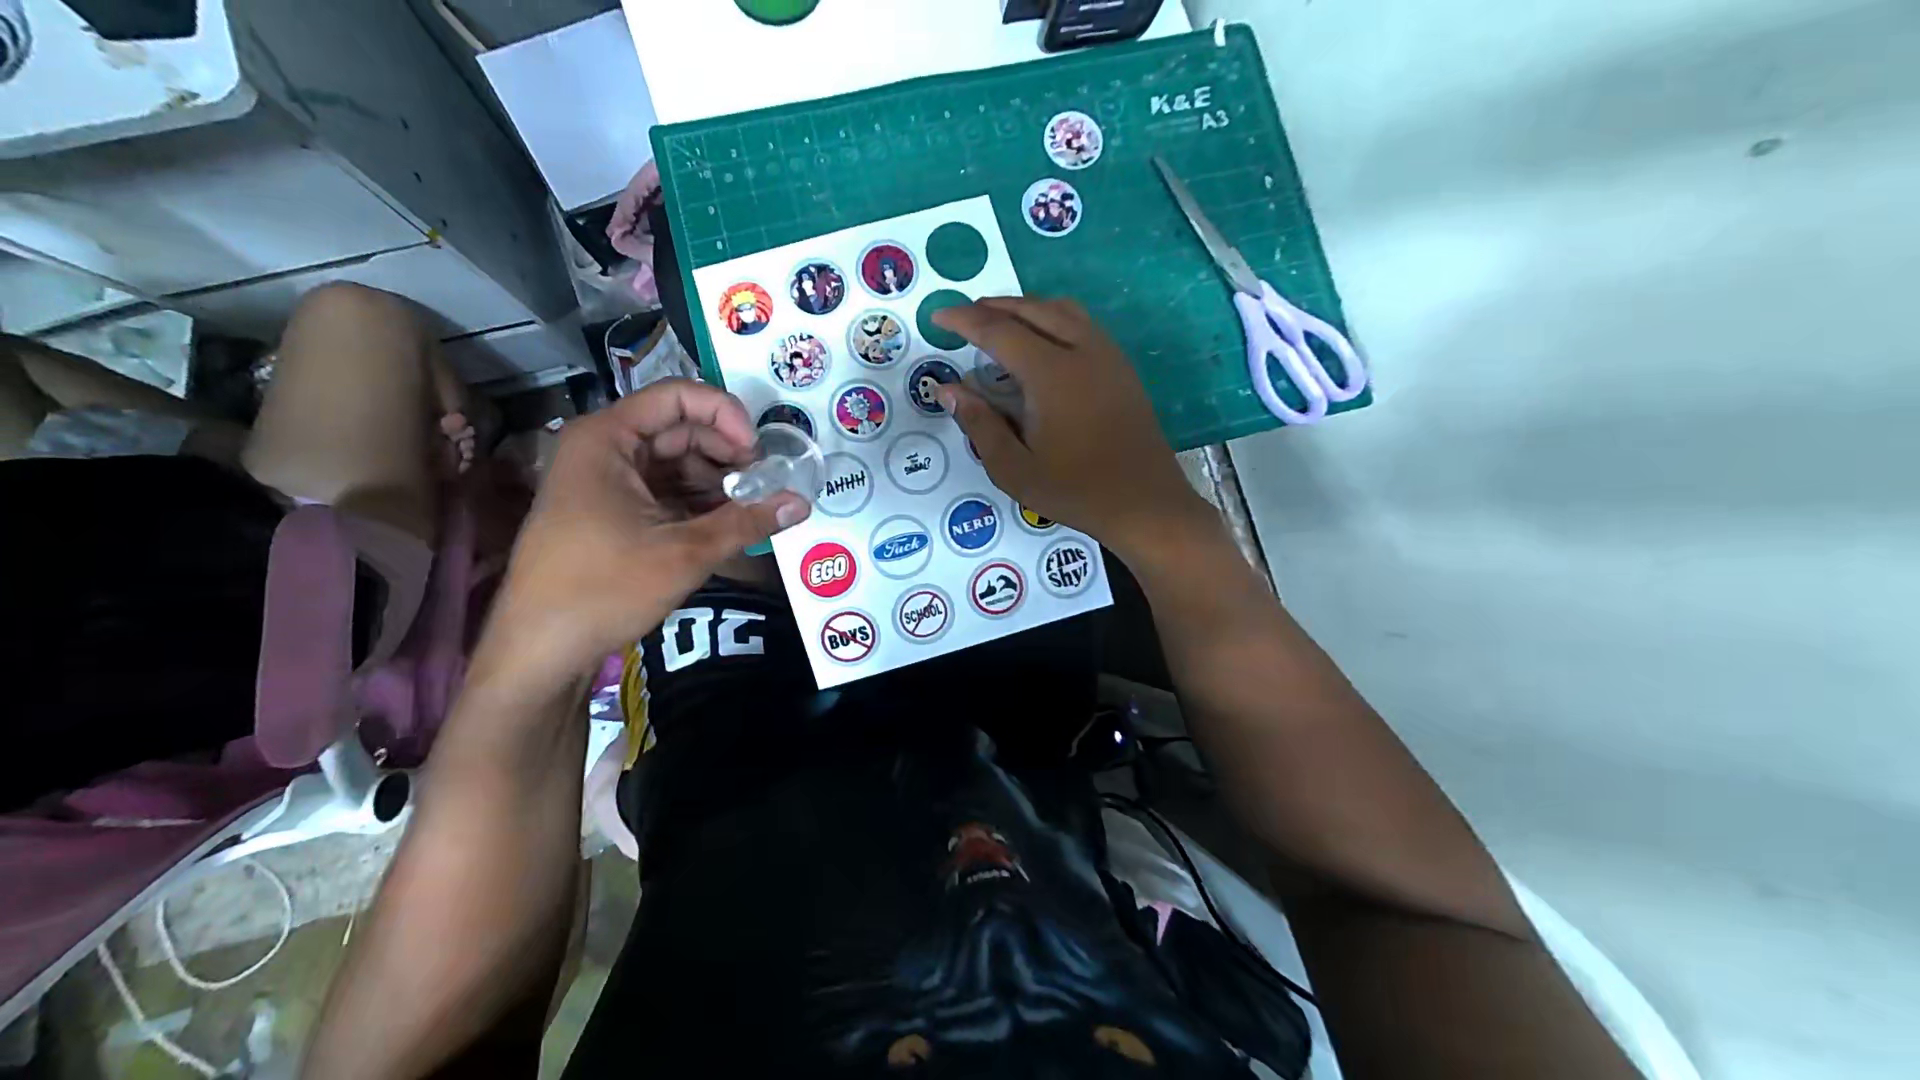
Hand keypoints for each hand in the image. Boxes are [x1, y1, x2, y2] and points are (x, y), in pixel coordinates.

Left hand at [473, 379, 808, 691]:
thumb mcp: (684, 553)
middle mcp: (603, 449)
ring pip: (676, 463)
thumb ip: (747, 522)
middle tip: (765, 485)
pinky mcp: (611, 511)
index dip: (726, 415)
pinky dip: (698, 502)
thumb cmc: (603, 588)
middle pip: (680, 429)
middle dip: (727, 454)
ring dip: (717, 482)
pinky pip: (664, 491)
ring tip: (752, 510)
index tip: (758, 454)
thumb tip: (802, 503)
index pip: (678, 396)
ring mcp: (605, 481)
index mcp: (607, 439)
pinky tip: (727, 524)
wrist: (540, 650)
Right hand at [931, 298, 1211, 558]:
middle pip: (1033, 309)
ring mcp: (1108, 357)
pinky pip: (1083, 324)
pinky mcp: (1123, 369)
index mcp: (1052, 374)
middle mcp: (1083, 352)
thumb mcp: (1015, 469)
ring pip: (1063, 310)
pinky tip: (1043, 341)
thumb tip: (948, 389)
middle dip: (995, 306)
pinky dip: (1053, 318)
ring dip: (1027, 307)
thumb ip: (979, 424)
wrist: (1145, 504)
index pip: (999, 331)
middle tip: (965, 316)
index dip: (965, 320)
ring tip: (1001, 321)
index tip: (939, 317)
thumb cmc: (1076, 491)